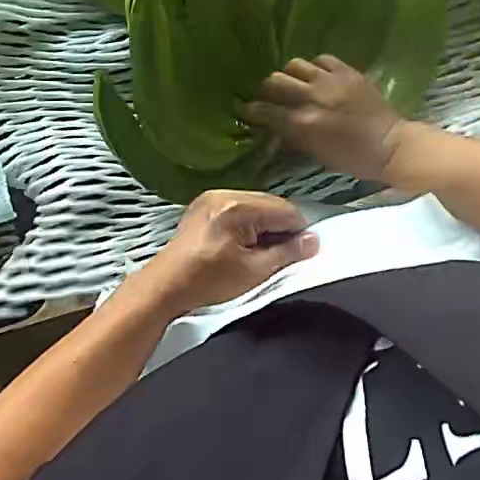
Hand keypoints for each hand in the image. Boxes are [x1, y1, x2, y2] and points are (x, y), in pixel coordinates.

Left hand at [128, 190, 319, 316]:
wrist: (165, 285)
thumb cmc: (206, 281)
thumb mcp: (254, 272)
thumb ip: (287, 253)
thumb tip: (313, 241)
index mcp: (236, 208)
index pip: (286, 211)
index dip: (298, 233)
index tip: (297, 254)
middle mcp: (223, 194)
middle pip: (270, 204)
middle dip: (280, 228)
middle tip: (275, 256)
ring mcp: (210, 198)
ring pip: (255, 205)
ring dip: (263, 226)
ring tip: (255, 254)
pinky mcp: (202, 206)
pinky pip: (237, 208)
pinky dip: (246, 223)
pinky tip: (241, 246)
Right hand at [245, 56, 421, 182]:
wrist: (391, 145)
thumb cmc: (351, 157)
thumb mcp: (315, 153)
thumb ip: (292, 136)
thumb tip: (273, 127)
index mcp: (302, 123)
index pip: (264, 110)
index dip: (252, 110)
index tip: (248, 111)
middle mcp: (312, 97)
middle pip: (274, 81)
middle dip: (267, 89)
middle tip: (269, 96)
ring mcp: (330, 81)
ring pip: (294, 65)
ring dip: (289, 74)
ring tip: (294, 83)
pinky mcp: (348, 72)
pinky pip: (321, 59)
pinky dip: (314, 67)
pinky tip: (317, 76)